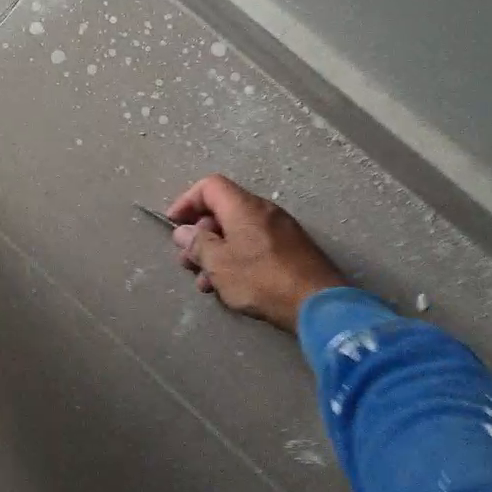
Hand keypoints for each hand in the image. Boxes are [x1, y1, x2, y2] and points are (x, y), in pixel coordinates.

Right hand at [167, 173, 347, 331]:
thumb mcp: (219, 264)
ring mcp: (281, 231)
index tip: (174, 223)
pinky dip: (236, 260)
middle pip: (223, 210)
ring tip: (205, 282)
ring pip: (238, 233)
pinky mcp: (292, 251)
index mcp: (244, 207)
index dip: (187, 201)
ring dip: (216, 253)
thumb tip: (184, 232)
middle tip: (187, 260)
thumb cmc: (261, 279)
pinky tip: (230, 287)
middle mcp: (264, 211)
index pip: (209, 186)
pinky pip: (255, 246)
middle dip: (200, 234)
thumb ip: (197, 244)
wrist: (318, 305)